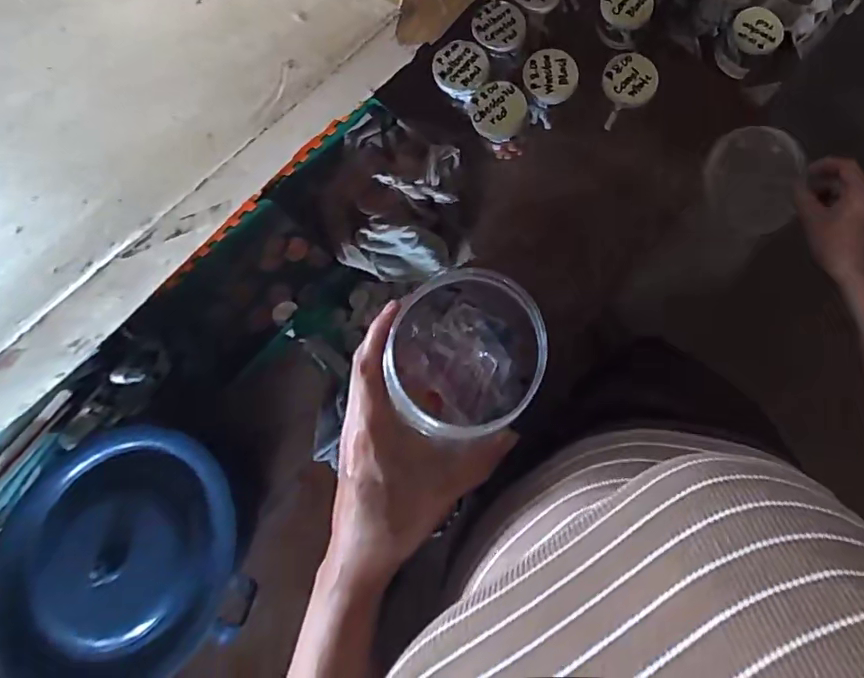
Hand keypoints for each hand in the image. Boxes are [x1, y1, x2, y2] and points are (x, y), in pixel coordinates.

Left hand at [326, 301, 516, 588]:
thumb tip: (512, 435)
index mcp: (370, 423)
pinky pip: (364, 399)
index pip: (367, 363)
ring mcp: (351, 433)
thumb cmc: (395, 520)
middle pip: (360, 365)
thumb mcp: (444, 490)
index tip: (396, 305)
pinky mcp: (354, 445)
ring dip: (380, 359)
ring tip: (410, 346)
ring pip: (360, 382)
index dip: (379, 330)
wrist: (357, 559)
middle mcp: (355, 421)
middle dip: (380, 336)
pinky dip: (382, 383)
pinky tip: (411, 394)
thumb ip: (479, 461)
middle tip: (407, 316)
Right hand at [794, 156, 863, 292]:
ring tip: (810, 205)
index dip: (824, 164)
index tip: (805, 173)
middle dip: (824, 181)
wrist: (860, 280)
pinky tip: (822, 217)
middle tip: (804, 191)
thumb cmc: (835, 248)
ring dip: (829, 193)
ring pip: (851, 191)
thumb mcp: (812, 220)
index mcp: (862, 195)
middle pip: (849, 178)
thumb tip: (797, 184)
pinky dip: (838, 203)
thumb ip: (802, 196)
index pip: (846, 166)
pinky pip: (855, 203)